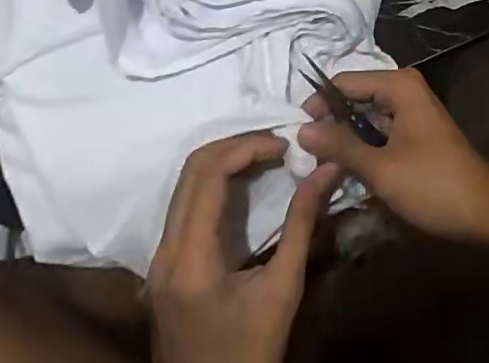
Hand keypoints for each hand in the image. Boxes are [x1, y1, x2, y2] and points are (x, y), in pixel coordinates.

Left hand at [148, 133, 341, 362]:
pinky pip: (186, 204)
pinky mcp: (165, 266)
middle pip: (192, 170)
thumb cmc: (250, 352)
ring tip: (269, 158)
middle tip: (279, 146)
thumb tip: (329, 167)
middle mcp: (164, 251)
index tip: (285, 146)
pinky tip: (248, 184)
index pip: (208, 174)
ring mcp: (159, 259)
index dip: (248, 147)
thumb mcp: (284, 288)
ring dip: (226, 160)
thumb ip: (303, 222)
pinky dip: (217, 181)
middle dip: (237, 145)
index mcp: (189, 257)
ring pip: (185, 184)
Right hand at [296, 68, 488, 249]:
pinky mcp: (415, 131)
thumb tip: (301, 128)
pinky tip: (345, 169)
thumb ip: (340, 145)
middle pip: (354, 97)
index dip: (317, 105)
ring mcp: (412, 110)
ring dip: (344, 138)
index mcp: (399, 85)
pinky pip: (379, 130)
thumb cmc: (433, 186)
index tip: (293, 135)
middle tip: (302, 154)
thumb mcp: (380, 169)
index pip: (344, 82)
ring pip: (365, 116)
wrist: (483, 213)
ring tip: (317, 165)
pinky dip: (362, 146)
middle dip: (330, 122)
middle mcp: (405, 88)